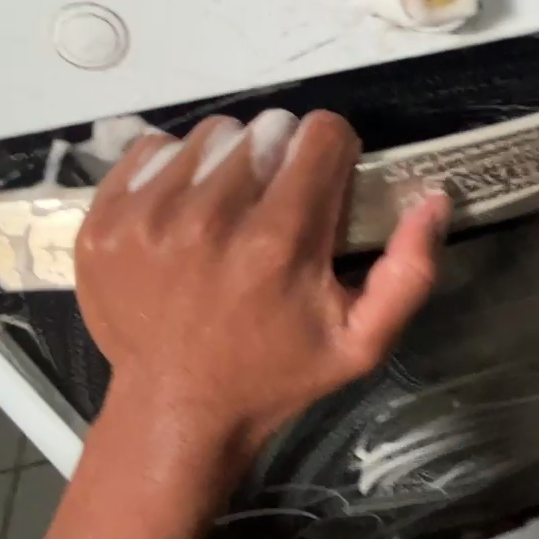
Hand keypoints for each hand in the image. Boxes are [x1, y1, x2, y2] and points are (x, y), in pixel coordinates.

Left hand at [74, 110, 448, 456]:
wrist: (175, 410)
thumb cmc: (278, 372)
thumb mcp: (364, 341)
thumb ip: (409, 272)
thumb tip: (434, 199)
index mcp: (278, 241)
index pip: (321, 132)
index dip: (335, 152)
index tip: (327, 183)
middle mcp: (208, 217)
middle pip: (268, 128)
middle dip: (285, 156)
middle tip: (280, 204)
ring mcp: (146, 216)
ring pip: (214, 133)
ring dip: (234, 159)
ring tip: (233, 207)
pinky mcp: (104, 219)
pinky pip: (154, 146)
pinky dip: (178, 168)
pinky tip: (186, 209)